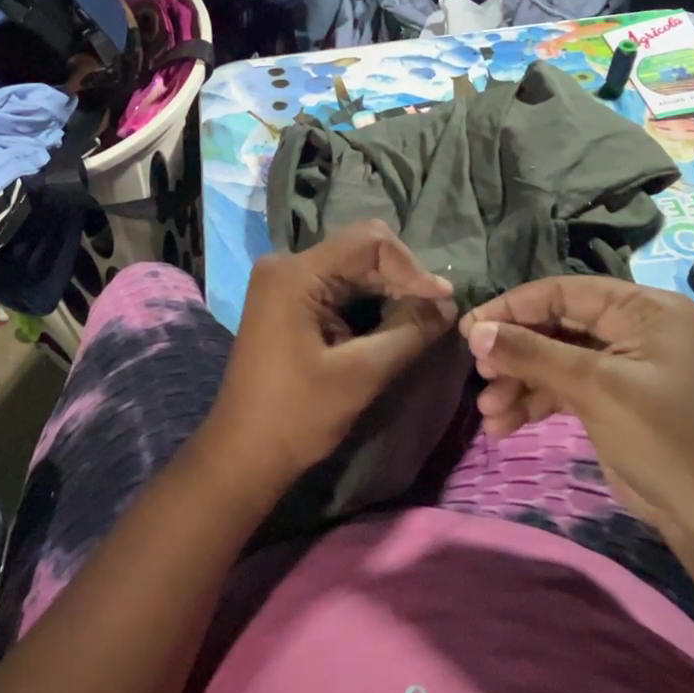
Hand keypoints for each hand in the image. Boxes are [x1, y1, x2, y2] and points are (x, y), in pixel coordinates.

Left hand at [200, 221, 457, 489]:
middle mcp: (284, 265)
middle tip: (436, 317)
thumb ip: (409, 330)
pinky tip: (388, 327)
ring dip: (386, 293)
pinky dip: (365, 303)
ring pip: (350, 269)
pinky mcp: (284, 302)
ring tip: (418, 323)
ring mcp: (281, 283)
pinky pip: (334, 286)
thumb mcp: (362, 372)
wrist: (244, 451)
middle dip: (401, 280)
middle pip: (359, 251)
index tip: (441, 303)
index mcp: (294, 273)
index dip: (412, 267)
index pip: (369, 241)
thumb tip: (449, 303)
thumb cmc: (298, 414)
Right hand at [461, 276, 693, 537]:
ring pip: (553, 361)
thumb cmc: (667, 439)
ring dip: (518, 384)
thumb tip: (474, 330)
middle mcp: (634, 330)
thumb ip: (533, 354)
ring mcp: (623, 368)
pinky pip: (563, 389)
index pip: (563, 292)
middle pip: (554, 327)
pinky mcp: (613, 401)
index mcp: (644, 310)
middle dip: (513, 353)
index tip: (467, 330)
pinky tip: (504, 426)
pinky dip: (534, 403)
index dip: (512, 308)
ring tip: (489, 412)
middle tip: (479, 374)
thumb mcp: (597, 388)